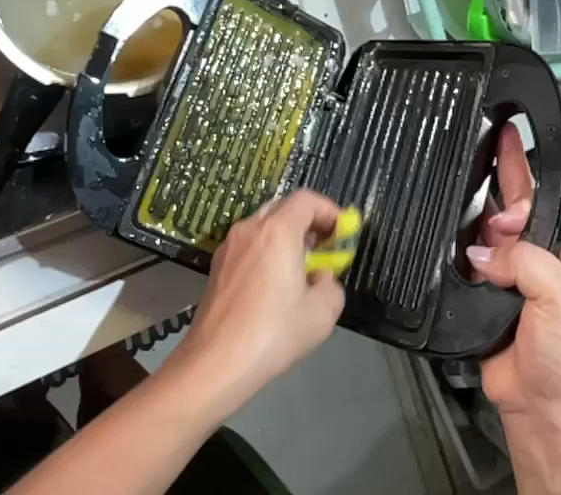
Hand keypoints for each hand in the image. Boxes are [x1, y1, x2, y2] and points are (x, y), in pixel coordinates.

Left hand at [167, 189, 347, 415]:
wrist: (217, 361)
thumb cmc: (274, 332)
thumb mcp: (322, 312)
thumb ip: (331, 285)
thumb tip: (320, 277)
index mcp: (278, 231)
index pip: (307, 200)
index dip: (330, 211)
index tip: (343, 233)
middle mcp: (250, 228)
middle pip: (283, 208)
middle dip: (308, 221)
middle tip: (325, 247)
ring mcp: (229, 246)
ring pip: (263, 226)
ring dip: (286, 236)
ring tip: (301, 267)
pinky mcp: (217, 266)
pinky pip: (249, 245)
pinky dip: (266, 250)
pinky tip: (274, 284)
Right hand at [466, 123, 560, 425]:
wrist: (542, 409)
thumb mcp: (560, 298)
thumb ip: (524, 261)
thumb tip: (481, 253)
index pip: (539, 203)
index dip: (519, 180)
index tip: (505, 143)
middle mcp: (534, 261)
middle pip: (506, 211)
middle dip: (493, 188)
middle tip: (475, 161)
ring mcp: (506, 279)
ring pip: (480, 235)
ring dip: (469, 222)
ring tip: (453, 195)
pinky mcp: (479, 298)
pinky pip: (461, 264)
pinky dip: (451, 252)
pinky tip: (441, 235)